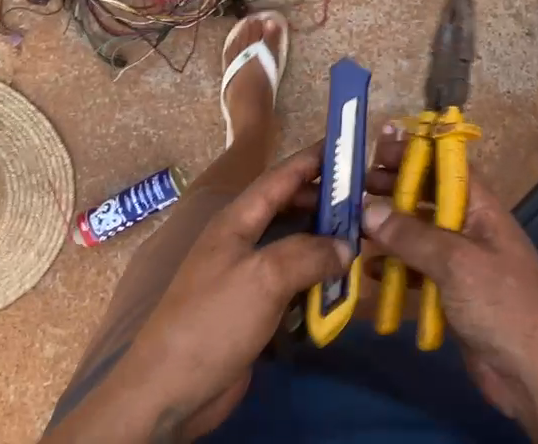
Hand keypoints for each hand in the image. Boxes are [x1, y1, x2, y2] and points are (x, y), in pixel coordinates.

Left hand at [59, 143, 351, 442]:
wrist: (169, 392)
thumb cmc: (214, 320)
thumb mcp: (265, 277)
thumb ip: (310, 253)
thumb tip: (346, 246)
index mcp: (237, 219)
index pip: (282, 175)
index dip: (314, 158)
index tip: (349, 145)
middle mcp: (243, 239)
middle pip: (291, 208)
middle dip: (327, 202)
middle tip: (368, 202)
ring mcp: (247, 274)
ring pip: (295, 246)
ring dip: (325, 243)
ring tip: (364, 240)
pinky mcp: (254, 308)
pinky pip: (293, 282)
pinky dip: (316, 280)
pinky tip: (341, 286)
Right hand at [363, 130, 537, 442]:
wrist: (537, 375)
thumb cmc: (503, 305)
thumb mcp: (457, 262)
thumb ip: (412, 235)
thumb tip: (368, 209)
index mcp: (482, 208)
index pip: (446, 167)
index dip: (414, 154)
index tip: (377, 146)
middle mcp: (471, 229)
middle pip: (428, 199)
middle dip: (394, 190)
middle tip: (354, 186)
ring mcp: (462, 265)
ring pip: (419, 237)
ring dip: (389, 231)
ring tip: (351, 226)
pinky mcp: (453, 298)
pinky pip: (419, 274)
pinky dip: (396, 270)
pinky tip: (369, 270)